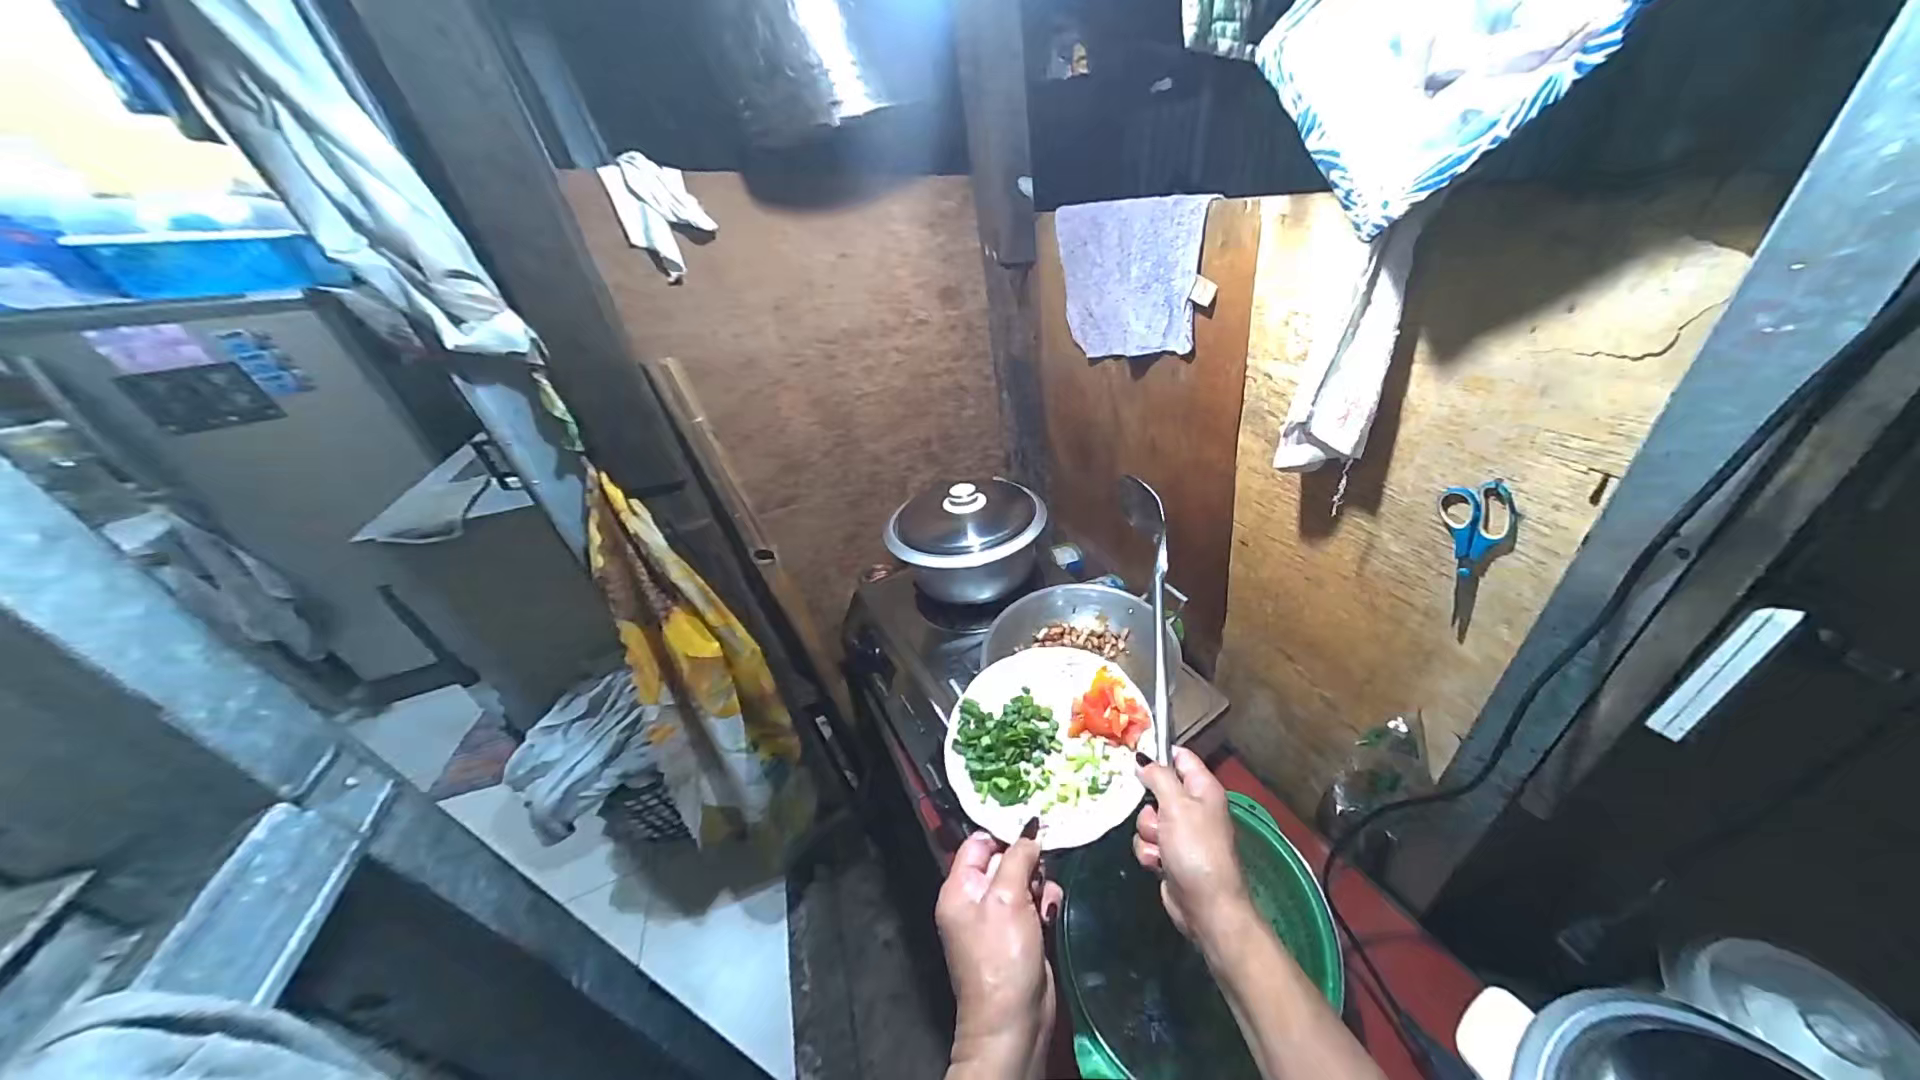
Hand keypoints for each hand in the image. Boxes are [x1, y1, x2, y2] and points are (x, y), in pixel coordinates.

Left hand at [936, 821, 1061, 1079]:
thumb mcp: (1007, 897)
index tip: (1031, 830)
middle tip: (1038, 874)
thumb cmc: (1002, 958)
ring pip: (1024, 881)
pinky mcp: (1019, 935)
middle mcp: (975, 901)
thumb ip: (1017, 856)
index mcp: (959, 888)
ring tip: (1043, 903)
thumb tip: (1029, 830)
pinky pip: (1033, 905)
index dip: (1003, 834)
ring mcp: (997, 919)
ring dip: (1040, 885)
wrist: (1014, 1024)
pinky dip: (1044, 905)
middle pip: (1004, 860)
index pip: (978, 843)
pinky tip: (1050, 916)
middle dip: (1026, 863)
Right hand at [1134, 747, 1253, 942]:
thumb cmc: (1196, 850)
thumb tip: (1143, 758)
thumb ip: (1158, 776)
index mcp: (1203, 789)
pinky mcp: (1169, 855)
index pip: (1179, 757)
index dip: (1158, 754)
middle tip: (1156, 814)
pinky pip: (1147, 842)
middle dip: (1148, 804)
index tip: (1135, 757)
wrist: (1206, 907)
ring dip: (1147, 832)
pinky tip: (1158, 863)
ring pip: (1147, 818)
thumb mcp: (1177, 805)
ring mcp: (1181, 833)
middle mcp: (1193, 807)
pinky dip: (1148, 852)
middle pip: (1157, 789)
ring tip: (1161, 846)